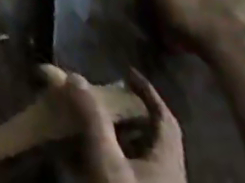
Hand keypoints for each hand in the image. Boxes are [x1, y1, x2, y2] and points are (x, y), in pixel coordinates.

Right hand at [64, 70, 184, 182]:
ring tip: (87, 122)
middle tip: (102, 97)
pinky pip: (126, 173)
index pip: (165, 119)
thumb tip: (75, 77)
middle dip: (128, 114)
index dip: (149, 93)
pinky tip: (83, 160)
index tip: (127, 73)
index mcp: (168, 162)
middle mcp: (167, 177)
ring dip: (115, 137)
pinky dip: (108, 159)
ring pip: (138, 157)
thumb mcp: (107, 161)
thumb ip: (92, 119)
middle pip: (152, 138)